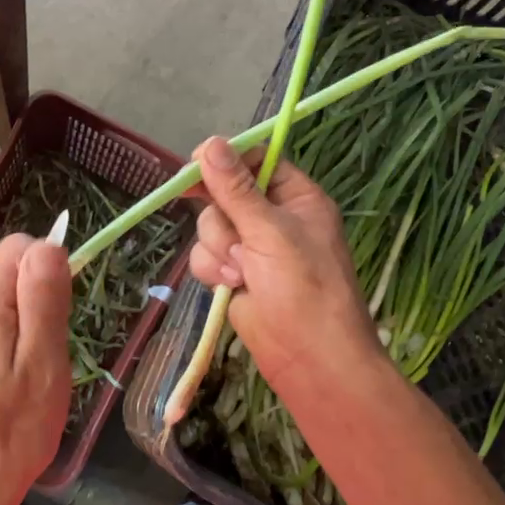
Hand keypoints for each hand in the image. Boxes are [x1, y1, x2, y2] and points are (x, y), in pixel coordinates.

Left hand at [0, 234, 70, 504]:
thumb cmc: (18, 422)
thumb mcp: (45, 359)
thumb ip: (45, 296)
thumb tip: (51, 243)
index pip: (23, 245)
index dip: (50, 274)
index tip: (57, 318)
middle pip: (8, 263)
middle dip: (34, 293)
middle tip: (44, 347)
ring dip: (18, 311)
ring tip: (25, 361)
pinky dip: (0, 325)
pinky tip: (4, 365)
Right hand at [188, 137, 382, 386]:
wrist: (310, 361)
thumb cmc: (305, 290)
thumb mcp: (270, 233)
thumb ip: (235, 189)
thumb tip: (210, 143)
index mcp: (296, 198)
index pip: (255, 160)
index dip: (224, 160)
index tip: (194, 164)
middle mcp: (272, 217)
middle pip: (222, 193)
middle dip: (222, 220)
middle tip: (233, 237)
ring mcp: (251, 246)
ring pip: (209, 225)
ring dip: (218, 249)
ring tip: (241, 274)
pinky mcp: (233, 272)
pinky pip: (204, 254)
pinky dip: (212, 269)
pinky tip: (230, 286)